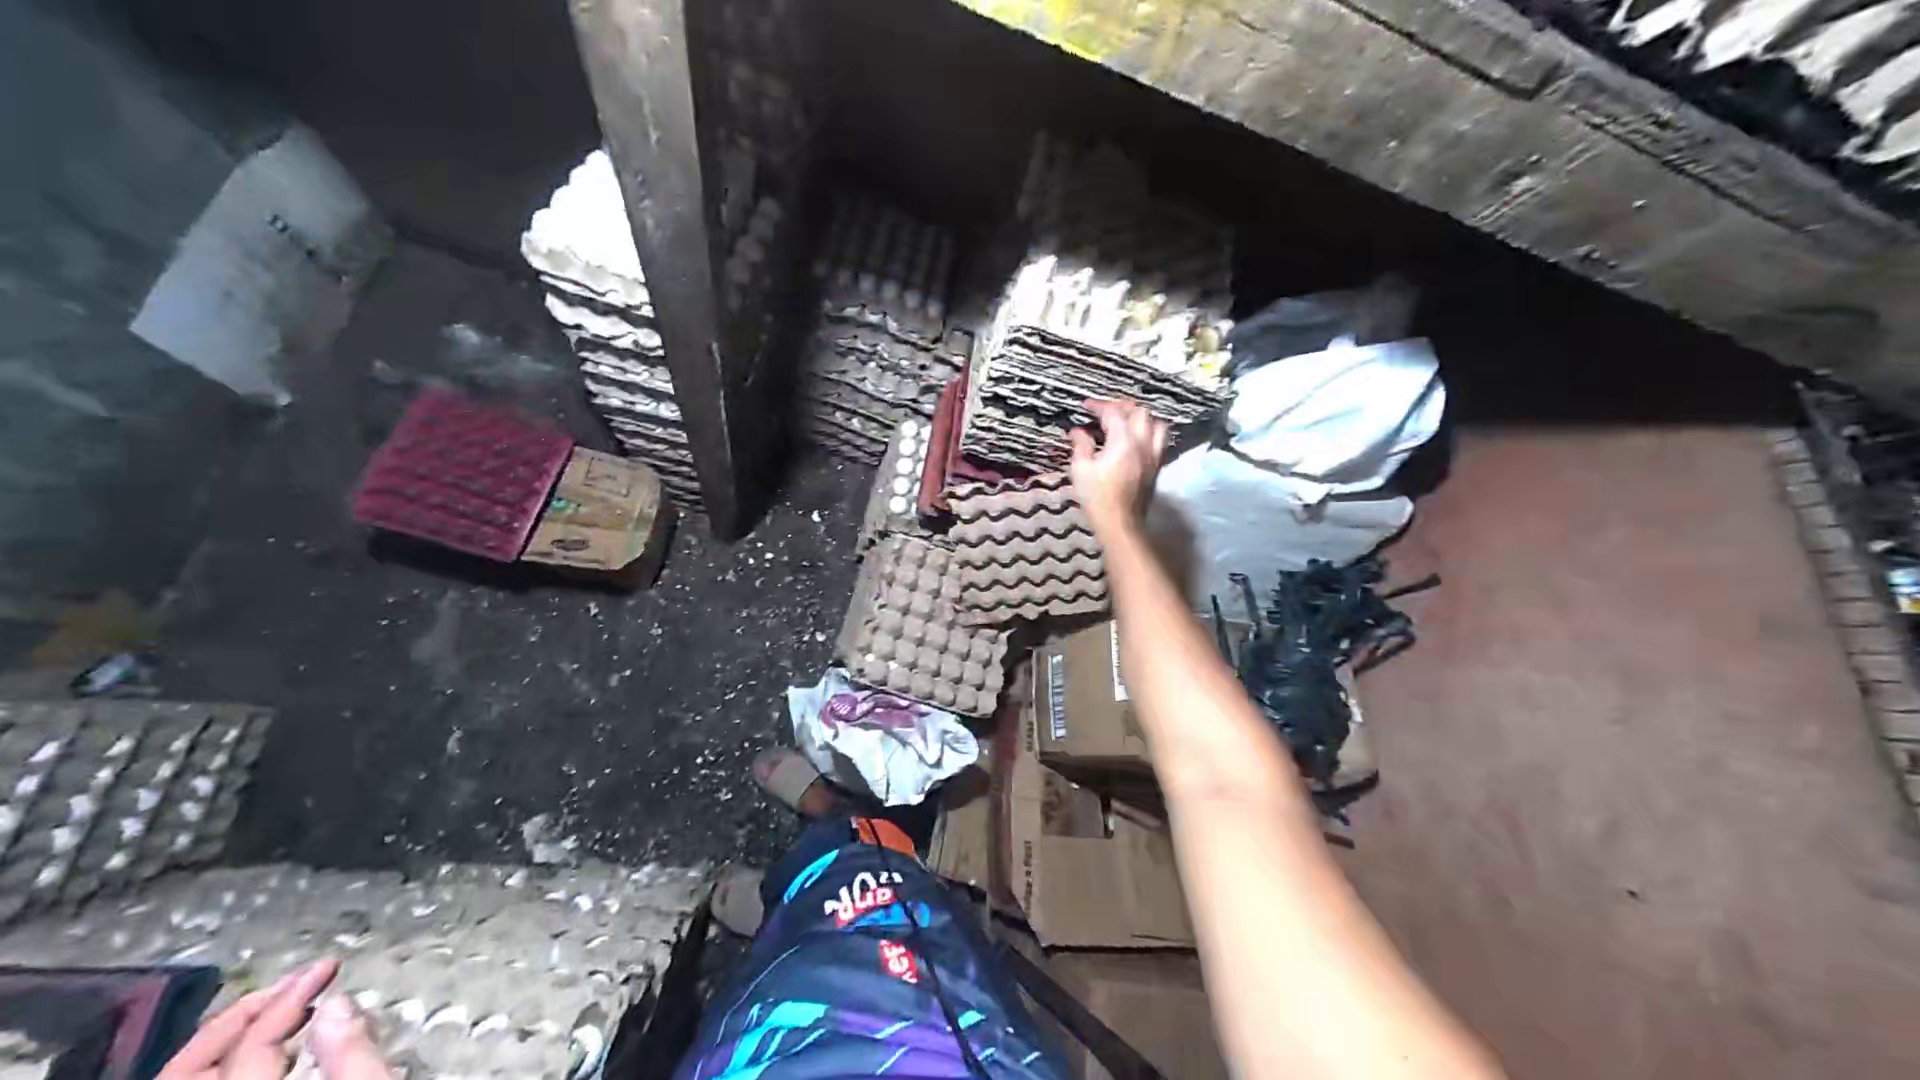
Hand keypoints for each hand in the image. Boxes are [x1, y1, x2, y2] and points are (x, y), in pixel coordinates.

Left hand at [158, 957, 394, 1079]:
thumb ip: (352, 1056)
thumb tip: (338, 1002)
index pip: (251, 1045)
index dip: (290, 999)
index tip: (328, 966)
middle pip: (192, 1065)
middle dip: (248, 1011)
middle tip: (298, 978)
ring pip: (187, 1075)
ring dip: (235, 1031)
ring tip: (286, 1001)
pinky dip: (227, 1056)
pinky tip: (270, 1040)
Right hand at [1068, 398, 1168, 536]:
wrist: (1120, 523)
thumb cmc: (1097, 497)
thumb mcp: (1080, 469)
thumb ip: (1081, 445)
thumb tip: (1078, 431)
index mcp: (1123, 440)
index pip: (1113, 412)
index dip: (1098, 405)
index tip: (1085, 406)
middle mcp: (1143, 443)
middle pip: (1139, 412)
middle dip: (1121, 407)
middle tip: (1105, 412)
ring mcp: (1154, 454)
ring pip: (1156, 424)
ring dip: (1141, 418)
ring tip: (1126, 422)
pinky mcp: (1157, 466)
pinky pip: (1160, 440)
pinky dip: (1149, 432)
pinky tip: (1136, 440)